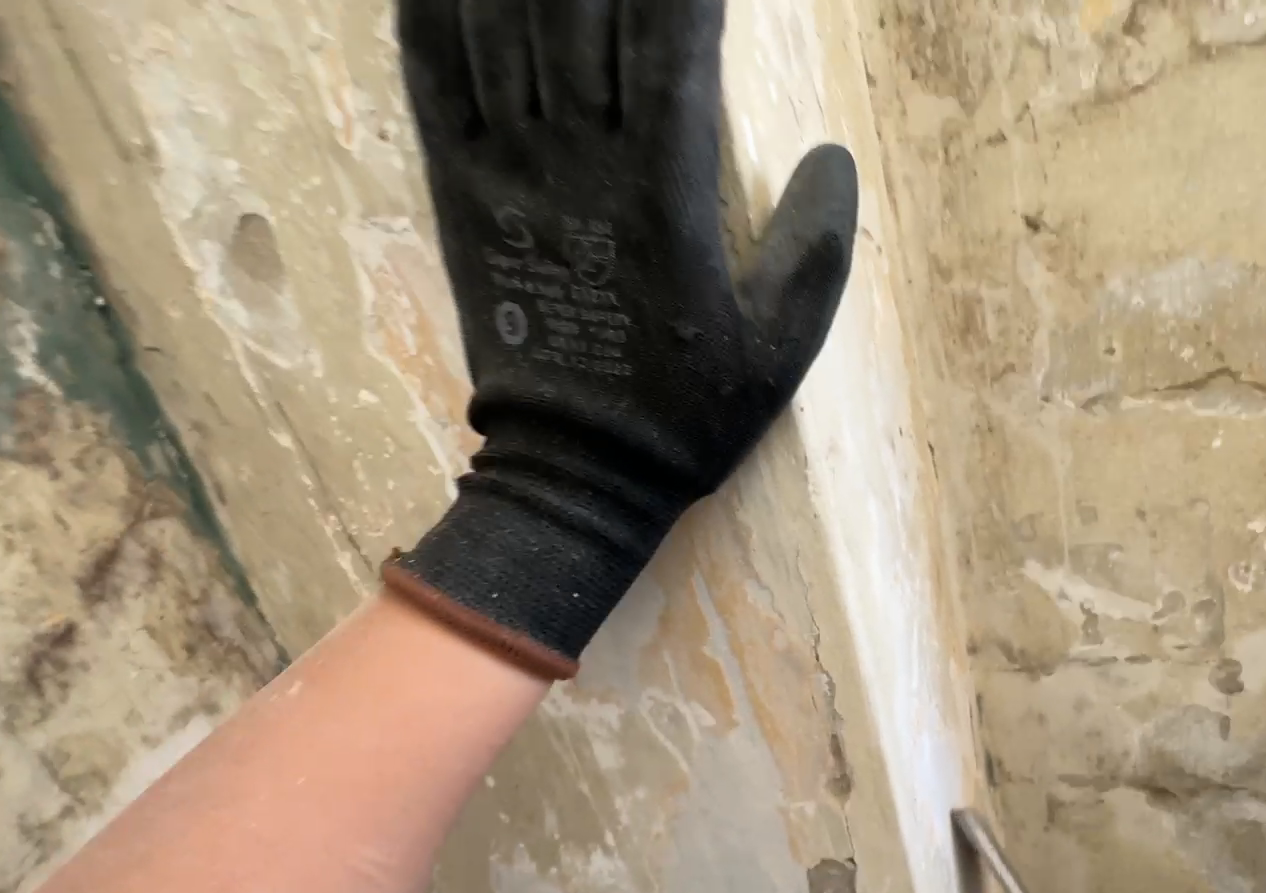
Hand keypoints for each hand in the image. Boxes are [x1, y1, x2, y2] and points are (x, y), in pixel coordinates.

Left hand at [388, 0, 859, 677]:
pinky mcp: (460, 195)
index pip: (674, 38)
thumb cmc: (688, 415)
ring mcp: (510, 173)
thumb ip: (817, 250)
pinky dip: (432, 0)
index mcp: (667, 196)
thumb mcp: (783, 353)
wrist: (581, 473)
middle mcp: (581, 163)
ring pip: (502, 17)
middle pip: (582, 3)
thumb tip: (833, 156)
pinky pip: (432, 73)